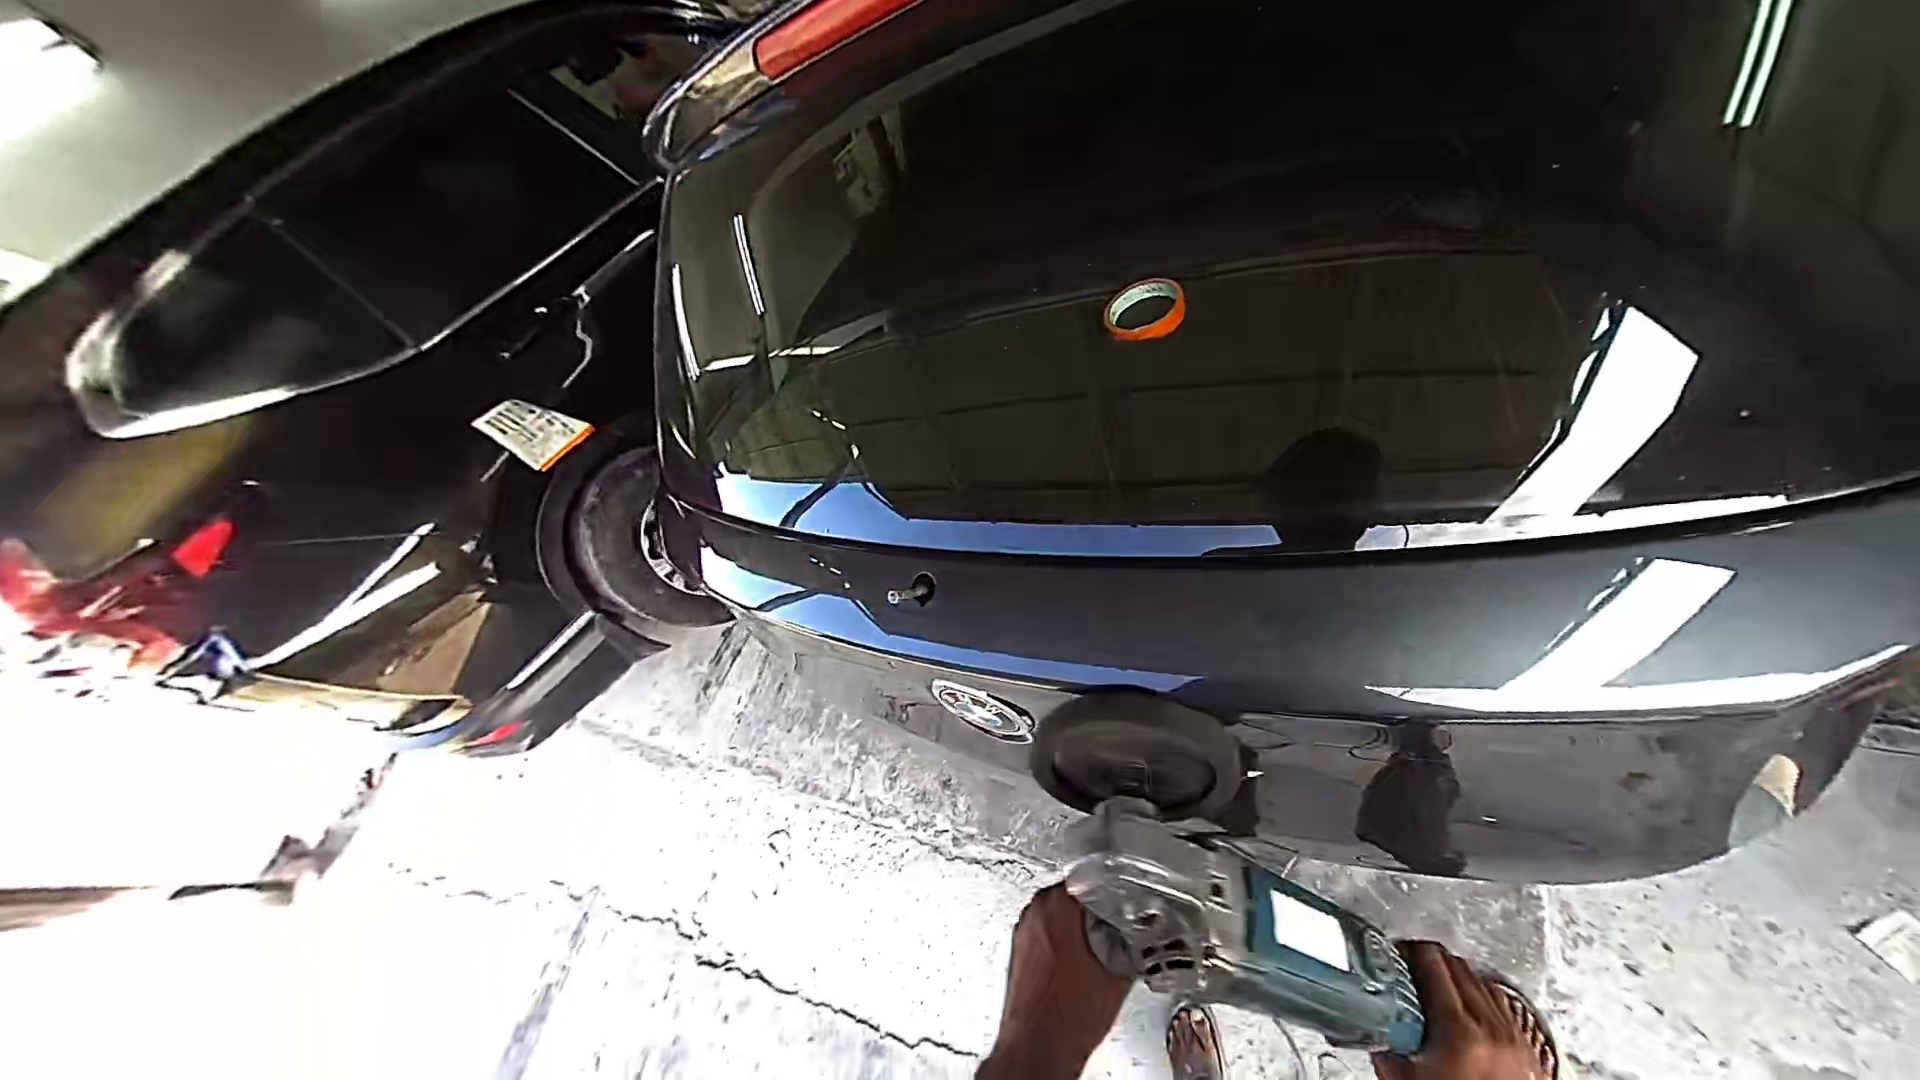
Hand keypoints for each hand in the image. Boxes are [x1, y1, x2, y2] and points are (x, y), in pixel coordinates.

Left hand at [976, 884, 1132, 1079]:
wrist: (1038, 1049)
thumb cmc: (1067, 1017)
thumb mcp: (1114, 978)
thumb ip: (1126, 949)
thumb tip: (1136, 943)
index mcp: (1056, 907)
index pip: (1084, 880)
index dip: (1106, 888)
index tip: (1118, 898)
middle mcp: (1034, 912)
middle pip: (1068, 894)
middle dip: (1090, 906)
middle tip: (1111, 920)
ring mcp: (1023, 931)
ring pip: (1053, 912)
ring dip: (1073, 922)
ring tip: (1095, 941)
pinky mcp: (1018, 950)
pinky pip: (1042, 931)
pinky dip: (1058, 938)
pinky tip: (1075, 959)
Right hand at [1371, 942, 1549, 1079]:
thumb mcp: (1405, 1079)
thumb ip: (1385, 1043)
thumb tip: (1370, 1019)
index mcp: (1459, 1030)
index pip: (1432, 960)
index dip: (1408, 950)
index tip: (1396, 955)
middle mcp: (1491, 1029)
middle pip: (1456, 965)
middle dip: (1429, 961)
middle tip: (1410, 968)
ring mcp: (1514, 1039)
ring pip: (1480, 980)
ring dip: (1455, 977)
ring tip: (1435, 988)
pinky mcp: (1529, 1051)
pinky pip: (1501, 1004)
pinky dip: (1480, 996)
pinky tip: (1466, 1008)